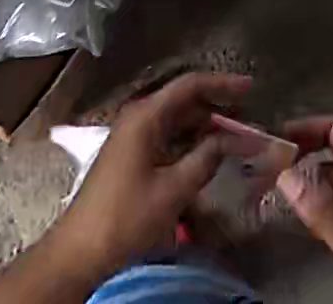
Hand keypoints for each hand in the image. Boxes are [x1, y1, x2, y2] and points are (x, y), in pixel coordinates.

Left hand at [52, 73, 248, 277]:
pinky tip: (211, 151)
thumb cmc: (126, 216)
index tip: (250, 86)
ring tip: (238, 134)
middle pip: (184, 100)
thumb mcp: (172, 190)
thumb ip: (205, 159)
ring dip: (207, 124)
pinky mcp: (134, 152)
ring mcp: (135, 134)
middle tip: (250, 117)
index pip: (189, 86)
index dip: (222, 83)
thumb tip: (234, 139)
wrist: (82, 248)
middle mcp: (139, 116)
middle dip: (218, 106)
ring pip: (178, 118)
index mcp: (146, 115)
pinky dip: (192, 139)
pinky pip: (169, 135)